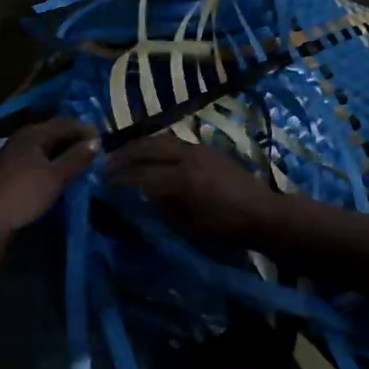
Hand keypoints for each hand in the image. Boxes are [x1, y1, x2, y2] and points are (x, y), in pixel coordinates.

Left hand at [0, 118, 99, 237]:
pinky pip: (40, 156)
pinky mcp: (13, 168)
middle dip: (76, 140)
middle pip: (55, 132)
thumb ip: (76, 157)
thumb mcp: (55, 176)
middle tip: (96, 153)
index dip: (86, 130)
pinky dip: (54, 160)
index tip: (104, 142)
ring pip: (47, 145)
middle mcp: (24, 137)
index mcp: (34, 133)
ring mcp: (16, 152)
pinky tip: (63, 172)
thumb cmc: (24, 193)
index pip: (65, 123)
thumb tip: (95, 142)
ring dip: (66, 151)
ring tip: (83, 163)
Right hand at [106, 133, 281, 242]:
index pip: (142, 175)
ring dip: (140, 146)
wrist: (263, 213)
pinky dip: (157, 145)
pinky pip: (175, 142)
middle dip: (125, 154)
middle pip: (148, 148)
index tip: (104, 180)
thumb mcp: (189, 227)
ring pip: (161, 140)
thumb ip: (164, 208)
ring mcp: (199, 149)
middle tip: (107, 162)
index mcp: (182, 179)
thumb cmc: (227, 228)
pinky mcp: (207, 148)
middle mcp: (188, 157)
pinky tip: (150, 154)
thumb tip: (145, 194)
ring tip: (124, 154)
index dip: (120, 178)